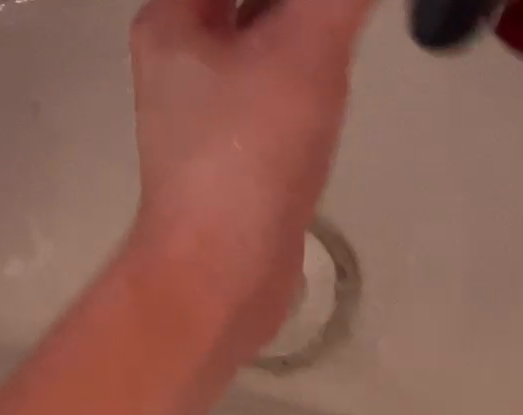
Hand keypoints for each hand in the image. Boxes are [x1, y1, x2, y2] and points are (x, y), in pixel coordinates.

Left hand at [126, 0, 375, 355]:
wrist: (220, 278)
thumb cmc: (246, 157)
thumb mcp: (304, 48)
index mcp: (173, 18)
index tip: (329, 8)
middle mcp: (185, 60)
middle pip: (249, 1)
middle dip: (303, 6)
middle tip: (344, 17)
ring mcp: (211, 113)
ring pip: (268, 38)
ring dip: (311, 24)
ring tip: (349, 27)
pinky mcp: (240, 155)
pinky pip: (279, 92)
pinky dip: (311, 74)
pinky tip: (341, 76)